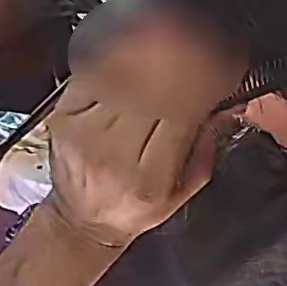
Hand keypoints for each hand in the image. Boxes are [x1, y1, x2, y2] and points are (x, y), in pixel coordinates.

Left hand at [42, 78, 226, 248]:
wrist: (81, 221)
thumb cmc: (131, 209)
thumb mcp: (179, 196)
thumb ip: (203, 154)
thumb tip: (223, 112)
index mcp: (146, 181)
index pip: (178, 119)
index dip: (196, 94)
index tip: (206, 83)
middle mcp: (112, 157)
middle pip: (150, 96)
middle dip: (173, 77)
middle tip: (186, 65)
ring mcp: (83, 136)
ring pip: (124, 83)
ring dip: (145, 71)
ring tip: (159, 66)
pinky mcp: (63, 120)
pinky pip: (94, 80)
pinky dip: (114, 71)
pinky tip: (126, 72)